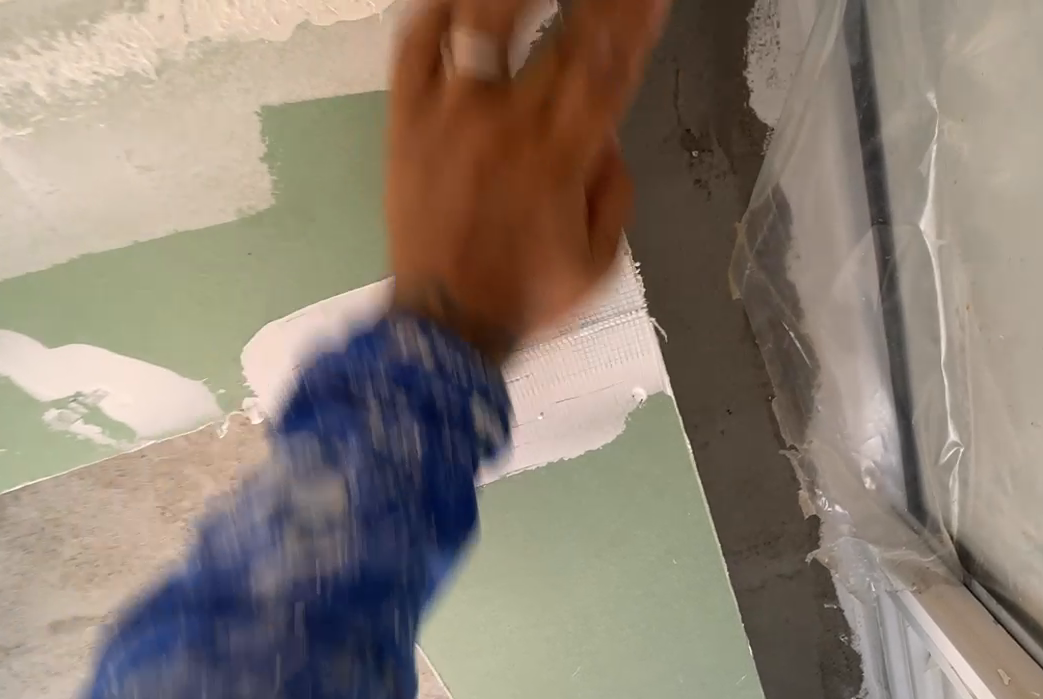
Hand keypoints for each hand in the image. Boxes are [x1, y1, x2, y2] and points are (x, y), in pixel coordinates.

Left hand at [386, 0, 667, 362]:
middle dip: (596, 4)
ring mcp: (451, 116)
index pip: (609, 72)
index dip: (635, 24)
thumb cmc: (525, 298)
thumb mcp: (597, 266)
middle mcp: (507, 124)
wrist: (446, 323)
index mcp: (560, 160)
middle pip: (561, 39)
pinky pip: (416, 47)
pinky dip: (437, 12)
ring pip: (483, 21)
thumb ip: (614, 197)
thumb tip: (605, 140)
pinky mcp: (407, 120)